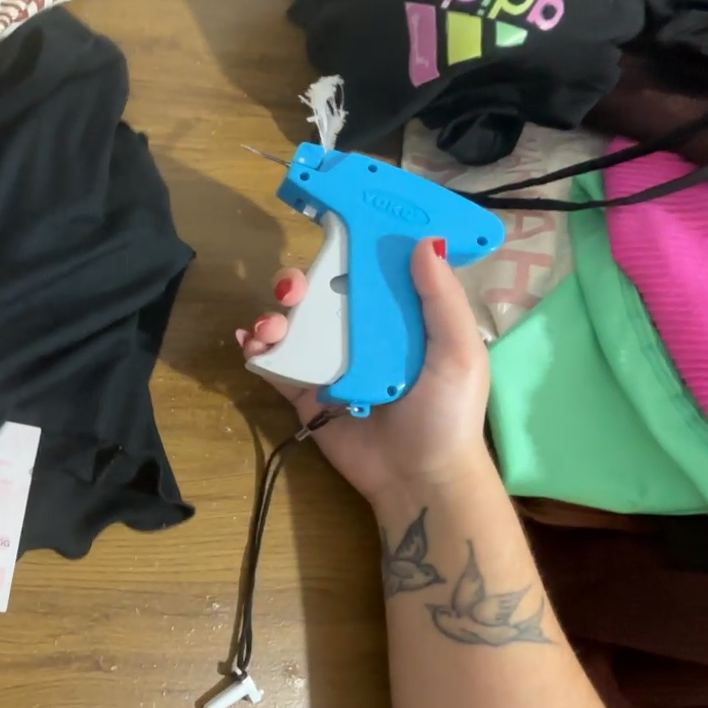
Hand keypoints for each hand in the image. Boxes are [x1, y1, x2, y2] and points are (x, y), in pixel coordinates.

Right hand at [236, 238, 494, 505]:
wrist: (416, 477)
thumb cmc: (446, 414)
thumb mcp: (458, 353)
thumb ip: (440, 301)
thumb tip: (423, 242)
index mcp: (396, 318)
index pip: (365, 273)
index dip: (346, 250)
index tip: (327, 230)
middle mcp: (358, 334)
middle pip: (317, 295)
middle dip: (295, 284)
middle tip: (291, 291)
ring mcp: (327, 362)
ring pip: (290, 326)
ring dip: (272, 317)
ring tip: (268, 328)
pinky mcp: (303, 392)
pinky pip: (274, 364)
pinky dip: (255, 349)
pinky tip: (248, 342)